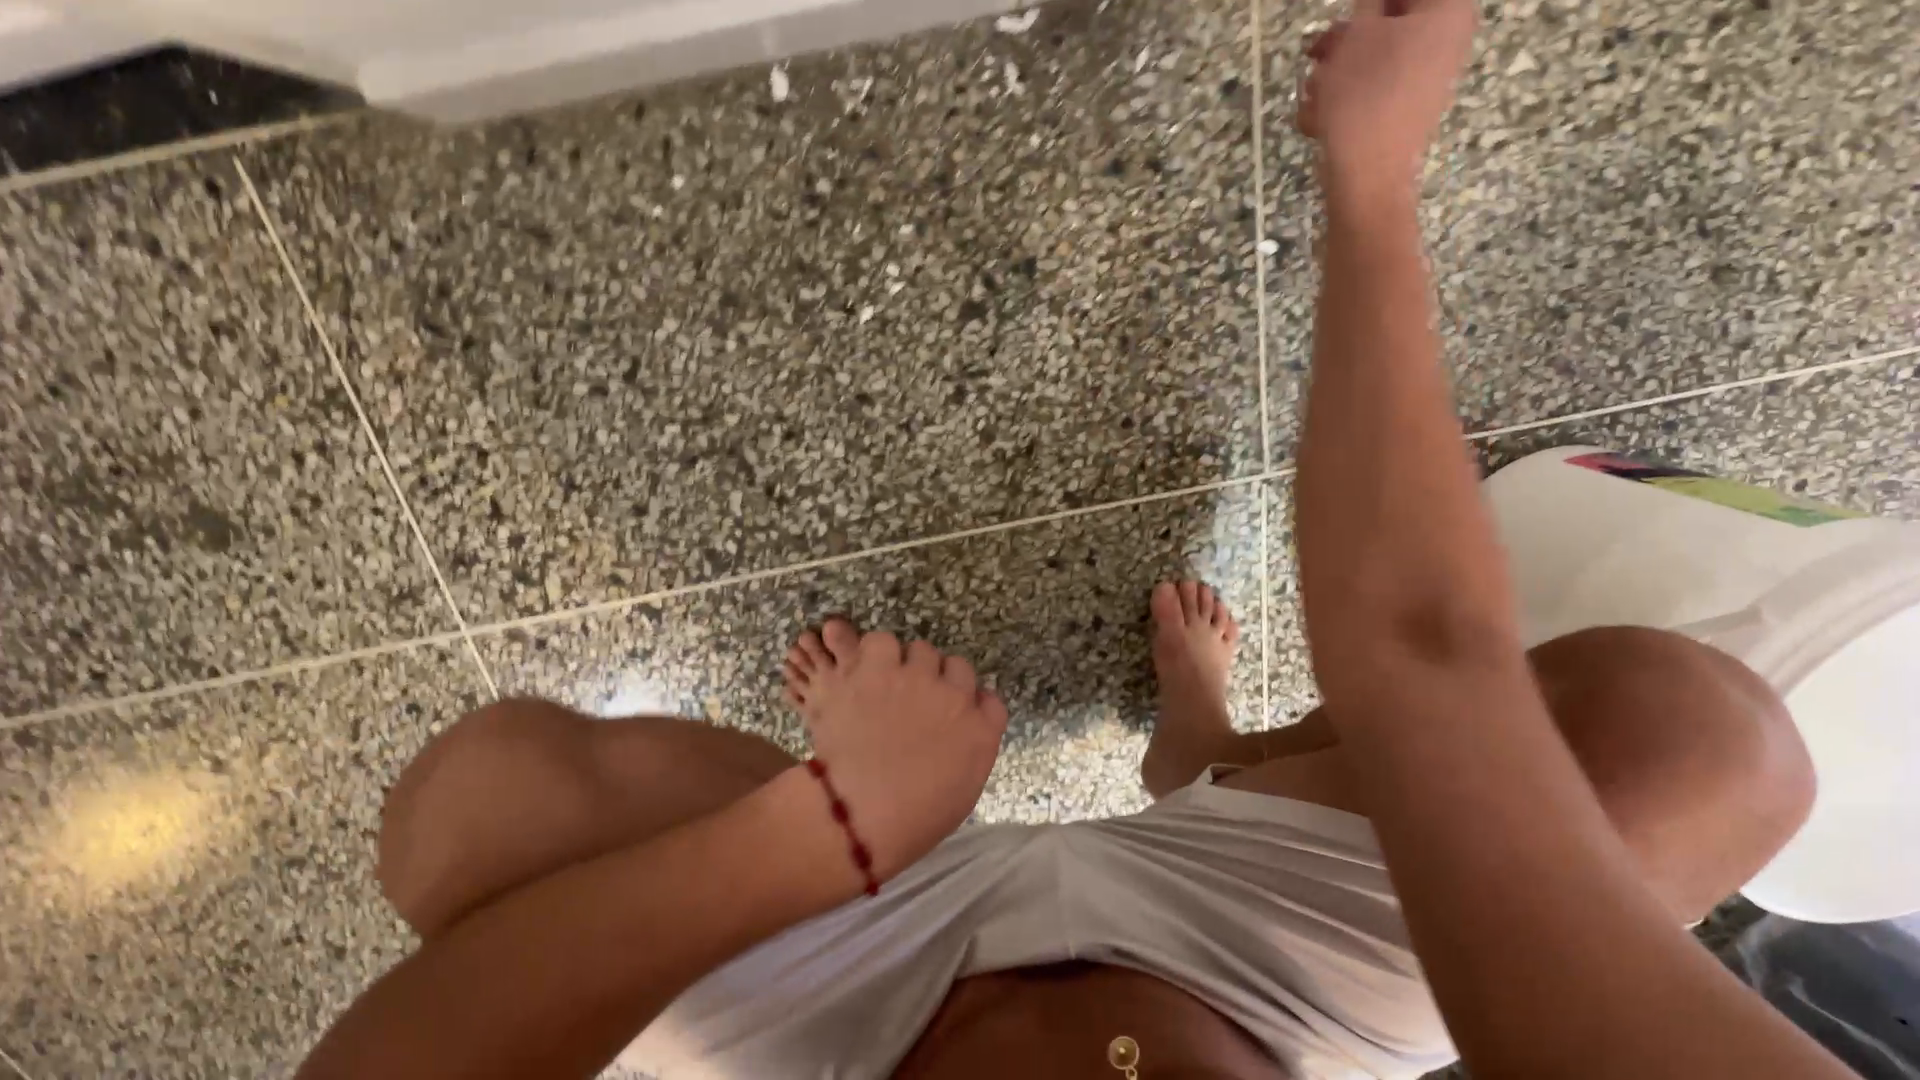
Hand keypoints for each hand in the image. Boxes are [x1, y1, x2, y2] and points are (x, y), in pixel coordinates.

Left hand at [783, 620, 1007, 881]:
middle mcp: (953, 695)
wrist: (859, 814)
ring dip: (905, 664)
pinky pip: (878, 642)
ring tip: (883, 683)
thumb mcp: (960, 793)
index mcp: (980, 731)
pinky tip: (859, 673)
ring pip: (918, 649)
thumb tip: (958, 733)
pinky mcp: (873, 670)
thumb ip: (969, 752)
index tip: (953, 711)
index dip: (969, 701)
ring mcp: (913, 678)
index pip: (988, 698)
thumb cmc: (911, 821)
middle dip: (936, 681)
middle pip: (954, 666)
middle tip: (912, 701)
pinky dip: (869, 654)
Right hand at [1297, 0, 1477, 206]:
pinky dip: (1345, 96)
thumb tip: (1372, 3)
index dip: (1369, 5)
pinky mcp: (1406, 106)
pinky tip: (1320, 116)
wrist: (1367, 172)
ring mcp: (1428, 76)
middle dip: (1347, 37)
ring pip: (1374, 56)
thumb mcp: (1359, 31)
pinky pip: (1374, 87)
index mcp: (1449, 8)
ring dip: (1337, 70)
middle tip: (1316, 51)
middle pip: (1390, 19)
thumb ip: (1369, 1)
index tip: (1349, 17)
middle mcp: (1448, 38)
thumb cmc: (1364, 94)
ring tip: (1313, 92)